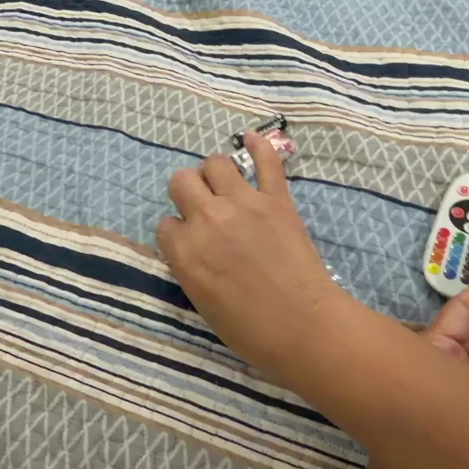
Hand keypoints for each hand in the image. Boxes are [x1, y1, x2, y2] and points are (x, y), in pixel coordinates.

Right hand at [156, 132, 343, 373]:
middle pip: (181, 181)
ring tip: (225, 185)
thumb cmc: (251, 330)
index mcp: (185, 251)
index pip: (165, 224)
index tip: (191, 242)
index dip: (178, 231)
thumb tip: (192, 247)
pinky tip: (252, 138)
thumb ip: (191, 266)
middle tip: (204, 209)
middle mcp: (208, 219)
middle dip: (188, 193)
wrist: (303, 326)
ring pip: (216, 163)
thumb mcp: (202, 303)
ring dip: (216, 173)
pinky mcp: (276, 198)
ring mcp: (244, 203)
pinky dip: (259, 145)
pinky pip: (266, 160)